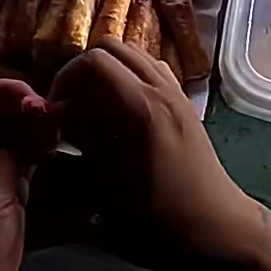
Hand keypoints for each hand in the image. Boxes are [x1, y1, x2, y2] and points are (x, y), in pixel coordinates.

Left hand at [0, 79, 52, 270]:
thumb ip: (14, 148)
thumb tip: (39, 112)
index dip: (9, 92)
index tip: (40, 102)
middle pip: (2, 113)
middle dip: (30, 110)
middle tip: (59, 117)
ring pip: (18, 133)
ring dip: (40, 129)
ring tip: (63, 131)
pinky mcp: (9, 187)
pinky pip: (27, 157)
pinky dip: (43, 150)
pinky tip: (62, 146)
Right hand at [49, 40, 259, 263]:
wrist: (216, 224)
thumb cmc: (160, 212)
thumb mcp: (109, 182)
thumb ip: (82, 138)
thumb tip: (59, 114)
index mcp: (144, 106)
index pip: (94, 61)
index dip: (65, 77)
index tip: (54, 107)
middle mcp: (162, 88)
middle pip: (112, 47)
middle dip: (82, 69)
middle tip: (69, 101)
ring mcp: (176, 91)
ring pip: (131, 53)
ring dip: (105, 70)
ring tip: (91, 103)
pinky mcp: (182, 100)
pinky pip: (149, 68)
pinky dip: (127, 75)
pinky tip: (118, 108)